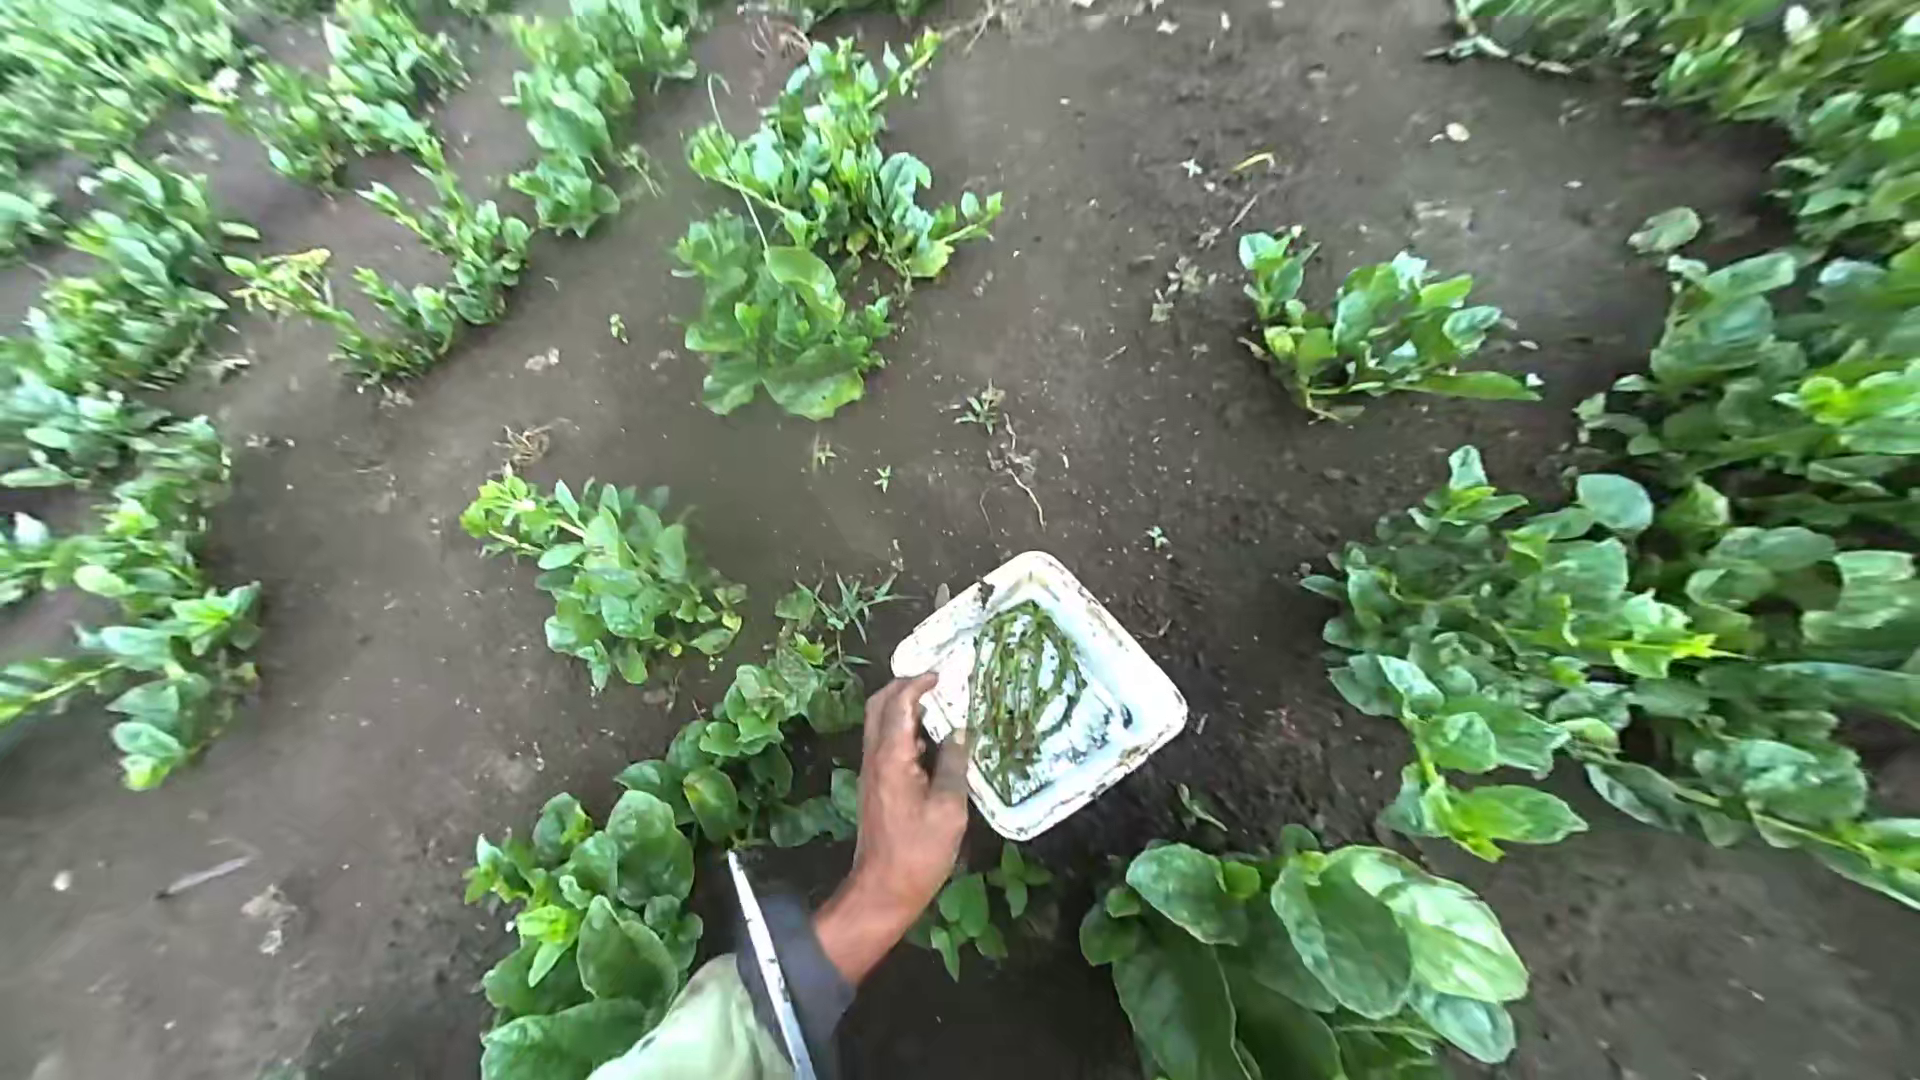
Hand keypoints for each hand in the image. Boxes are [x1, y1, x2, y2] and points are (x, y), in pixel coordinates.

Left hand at [813, 673, 968, 984]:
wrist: (882, 889)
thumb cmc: (919, 851)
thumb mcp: (949, 808)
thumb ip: (953, 764)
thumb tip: (958, 733)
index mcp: (892, 756)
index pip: (900, 703)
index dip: (919, 683)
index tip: (941, 675)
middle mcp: (875, 755)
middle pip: (879, 704)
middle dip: (903, 685)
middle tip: (933, 682)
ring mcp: (871, 769)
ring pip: (878, 721)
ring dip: (901, 704)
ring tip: (936, 703)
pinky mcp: (874, 782)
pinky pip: (884, 739)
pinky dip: (902, 725)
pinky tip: (928, 737)